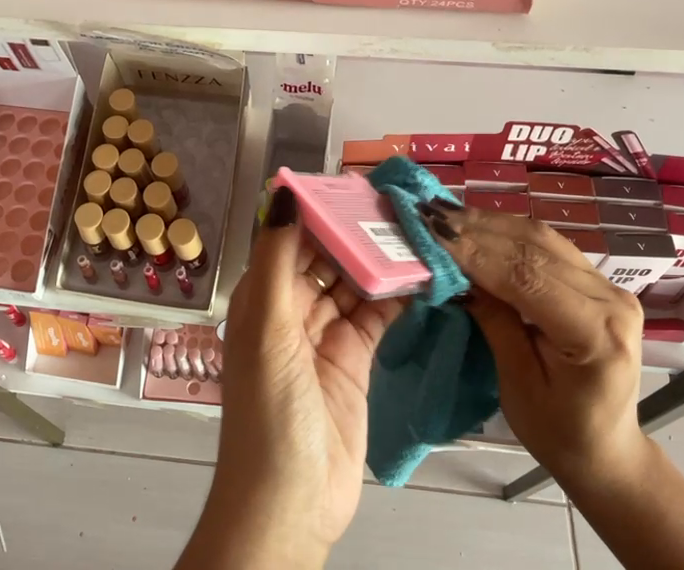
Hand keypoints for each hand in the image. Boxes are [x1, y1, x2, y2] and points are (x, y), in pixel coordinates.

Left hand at [180, 188, 404, 568]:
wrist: (291, 502)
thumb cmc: (270, 411)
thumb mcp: (268, 327)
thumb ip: (278, 259)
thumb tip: (284, 191)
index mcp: (261, 297)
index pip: (290, 238)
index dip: (317, 208)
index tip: (354, 180)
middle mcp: (290, 310)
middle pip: (326, 257)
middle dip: (356, 231)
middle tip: (399, 202)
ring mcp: (324, 335)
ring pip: (353, 283)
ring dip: (380, 261)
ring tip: (417, 230)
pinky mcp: (354, 361)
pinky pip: (375, 316)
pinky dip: (396, 295)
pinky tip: (422, 274)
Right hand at [425, 205, 648, 489]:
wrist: (606, 450)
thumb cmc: (559, 431)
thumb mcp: (518, 385)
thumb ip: (495, 322)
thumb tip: (457, 276)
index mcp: (595, 333)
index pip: (528, 277)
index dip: (477, 251)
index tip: (433, 231)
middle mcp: (611, 300)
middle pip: (536, 249)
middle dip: (478, 229)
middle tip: (429, 213)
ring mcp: (609, 287)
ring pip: (542, 239)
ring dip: (490, 224)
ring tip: (445, 213)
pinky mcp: (599, 283)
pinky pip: (549, 246)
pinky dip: (508, 233)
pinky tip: (477, 224)